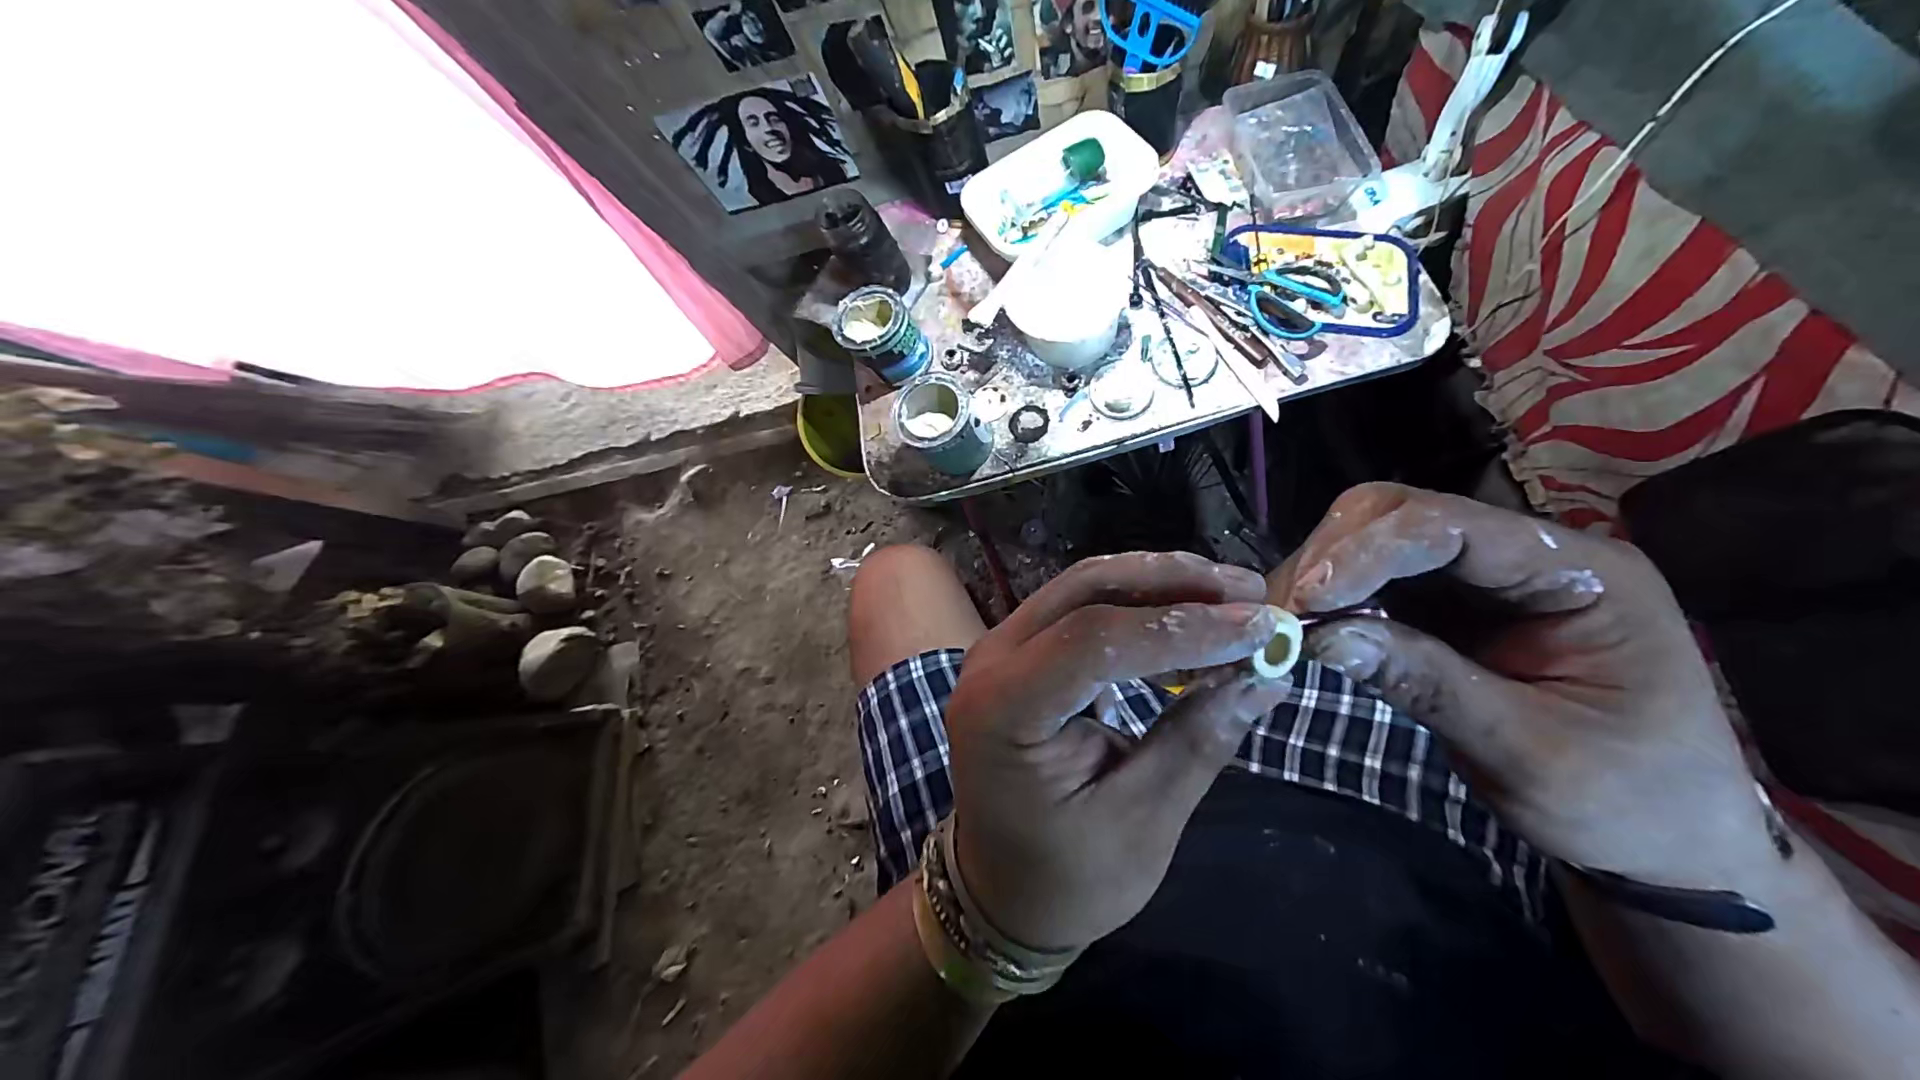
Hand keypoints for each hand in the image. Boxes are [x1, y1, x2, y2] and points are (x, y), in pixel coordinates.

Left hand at [944, 552, 1293, 950]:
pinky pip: (1081, 609)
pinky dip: (1139, 605)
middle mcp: (990, 662)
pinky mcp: (1022, 653)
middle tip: (1251, 590)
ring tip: (1233, 596)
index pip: (1093, 641)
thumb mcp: (1139, 824)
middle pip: (1084, 590)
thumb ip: (1195, 743)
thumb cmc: (1063, 876)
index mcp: (1002, 710)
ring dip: (1160, 584)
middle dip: (1173, 582)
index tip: (1261, 627)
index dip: (1181, 627)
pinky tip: (1189, 617)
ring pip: (1083, 588)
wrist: (1001, 888)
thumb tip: (1264, 675)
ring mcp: (1001, 650)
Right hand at [1277, 483, 1774, 884]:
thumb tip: (1318, 638)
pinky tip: (1306, 626)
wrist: (1662, 847)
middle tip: (1282, 610)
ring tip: (1282, 622)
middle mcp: (1525, 557)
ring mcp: (1482, 579)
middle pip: (1404, 513)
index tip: (1305, 600)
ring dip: (1321, 573)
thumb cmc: (1625, 805)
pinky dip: (1329, 598)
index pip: (1455, 528)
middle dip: (1334, 553)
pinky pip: (1371, 581)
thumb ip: (1426, 683)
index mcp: (1581, 573)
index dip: (1370, 551)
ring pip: (1375, 539)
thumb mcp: (1528, 753)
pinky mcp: (1446, 607)